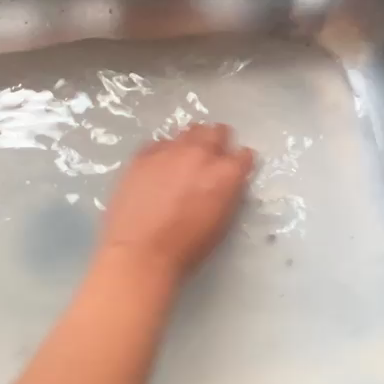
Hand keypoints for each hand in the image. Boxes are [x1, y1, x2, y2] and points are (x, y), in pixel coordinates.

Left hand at [97, 124, 254, 285]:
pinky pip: (160, 143)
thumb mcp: (221, 222)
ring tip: (185, 157)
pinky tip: (160, 166)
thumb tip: (227, 181)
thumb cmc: (186, 247)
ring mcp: (169, 151)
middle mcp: (200, 154)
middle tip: (212, 155)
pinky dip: (164, 151)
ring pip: (188, 131)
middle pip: (216, 131)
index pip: (244, 155)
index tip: (236, 168)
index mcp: (225, 174)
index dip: (241, 161)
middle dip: (218, 141)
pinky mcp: (143, 155)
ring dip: (192, 142)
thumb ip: (228, 193)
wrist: (140, 252)